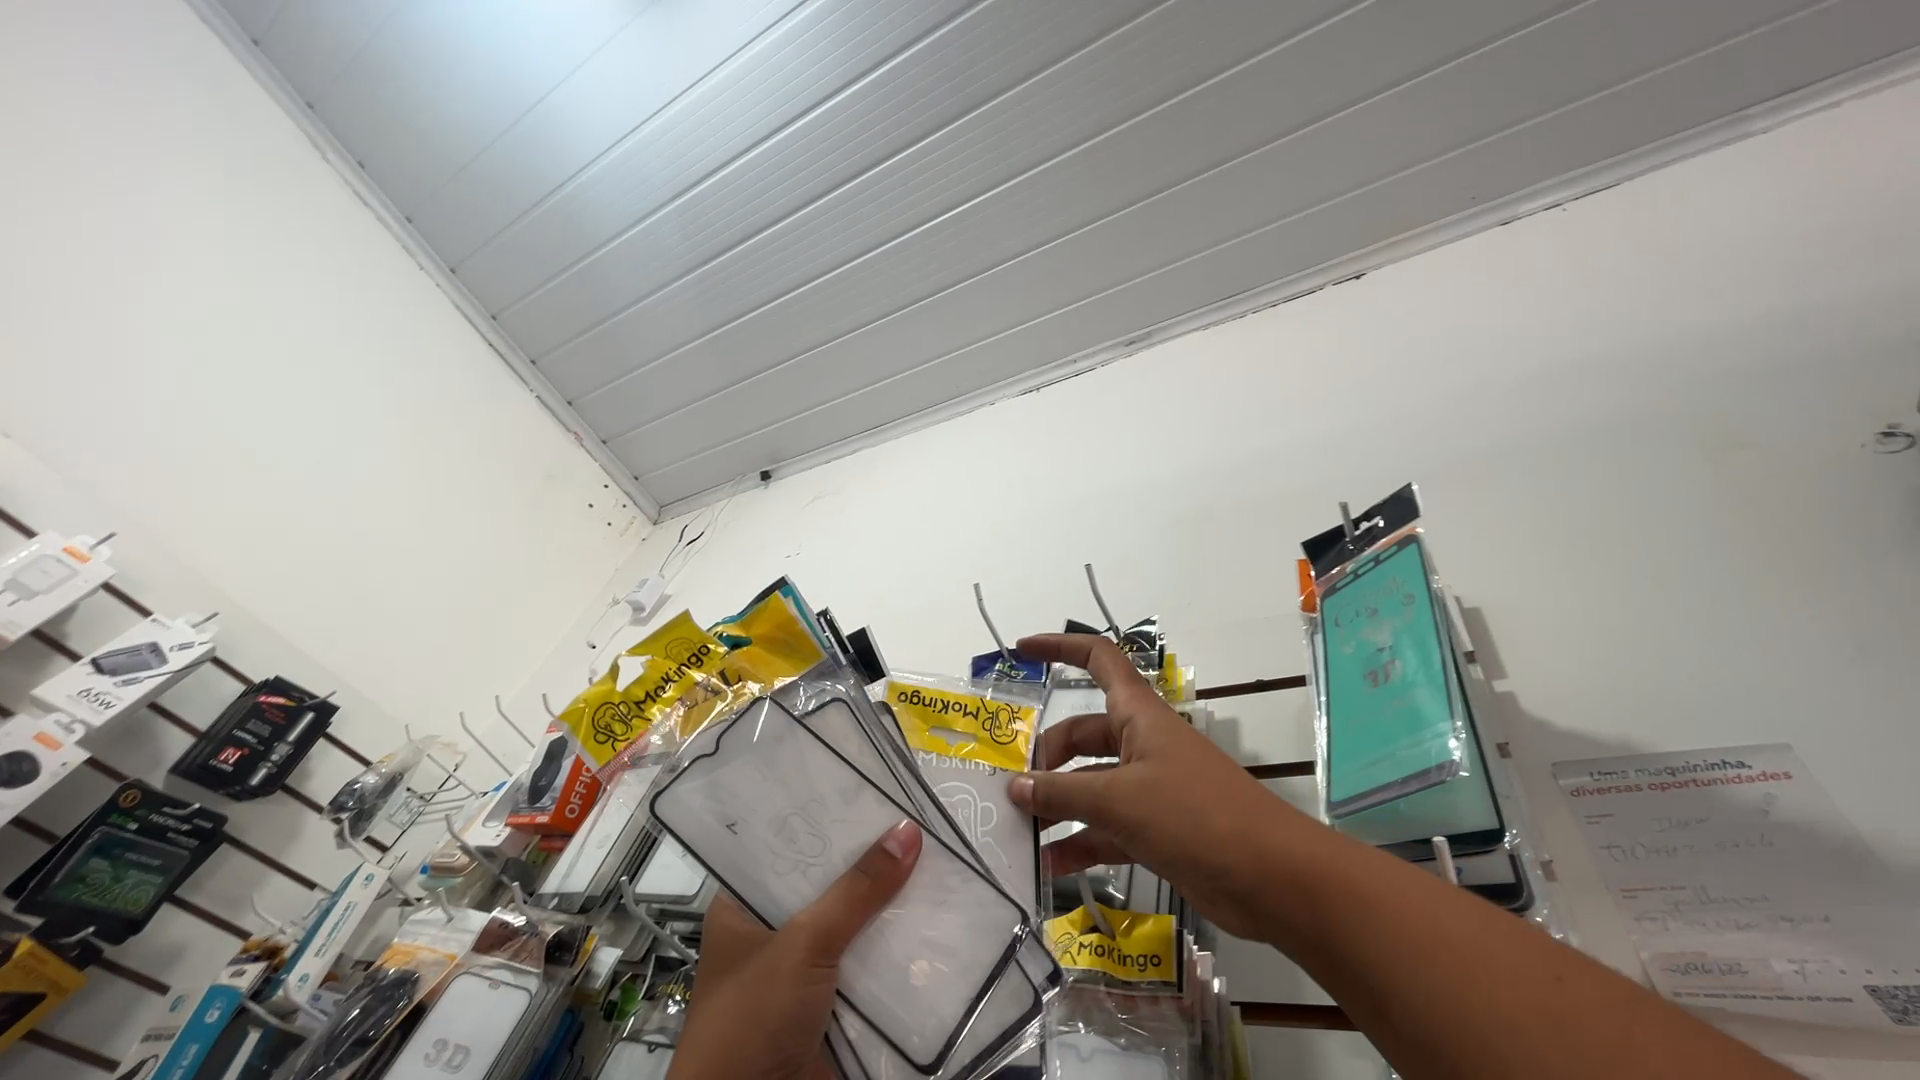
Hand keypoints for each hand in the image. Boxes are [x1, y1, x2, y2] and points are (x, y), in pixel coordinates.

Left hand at [668, 820, 922, 1079]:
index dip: (830, 823)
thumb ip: (856, 890)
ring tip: (941, 860)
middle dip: (872, 866)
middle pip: (830, 889)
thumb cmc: (753, 1016)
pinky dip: (901, 953)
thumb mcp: (803, 942)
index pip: (790, 850)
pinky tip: (939, 919)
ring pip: (856, 929)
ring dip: (892, 909)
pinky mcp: (836, 1009)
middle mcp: (774, 935)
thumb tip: (908, 830)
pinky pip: (873, 970)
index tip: (875, 793)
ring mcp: (807, 974)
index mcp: (744, 909)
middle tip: (919, 821)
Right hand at [1008, 633, 1309, 940]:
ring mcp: (1151, 790)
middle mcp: (1143, 745)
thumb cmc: (1195, 817)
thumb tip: (1015, 787)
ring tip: (1016, 832)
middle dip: (1046, 757)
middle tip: (1010, 789)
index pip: (1098, 660)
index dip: (1060, 648)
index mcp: (1139, 716)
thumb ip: (1062, 793)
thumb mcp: (1120, 800)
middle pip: (1083, 735)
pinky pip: (1106, 829)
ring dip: (1057, 807)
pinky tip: (1047, 868)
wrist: (1272, 878)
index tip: (1021, 650)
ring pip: (1091, 786)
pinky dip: (1078, 844)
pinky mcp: (1158, 831)